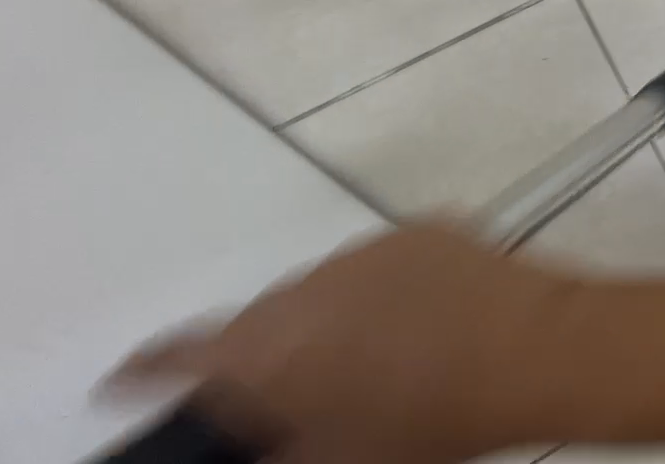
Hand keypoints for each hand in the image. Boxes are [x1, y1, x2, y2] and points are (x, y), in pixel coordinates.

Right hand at [102, 223, 581, 463]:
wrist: (534, 347)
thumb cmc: (430, 418)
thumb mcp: (330, 456)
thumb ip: (275, 439)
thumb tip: (264, 430)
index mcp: (267, 345)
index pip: (178, 353)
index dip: (147, 369)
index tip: (131, 379)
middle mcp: (310, 281)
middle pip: (262, 316)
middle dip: (265, 349)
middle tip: (295, 385)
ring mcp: (375, 245)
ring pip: (327, 284)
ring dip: (331, 313)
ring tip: (371, 349)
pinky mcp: (431, 225)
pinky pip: (387, 259)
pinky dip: (387, 284)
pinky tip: (421, 313)